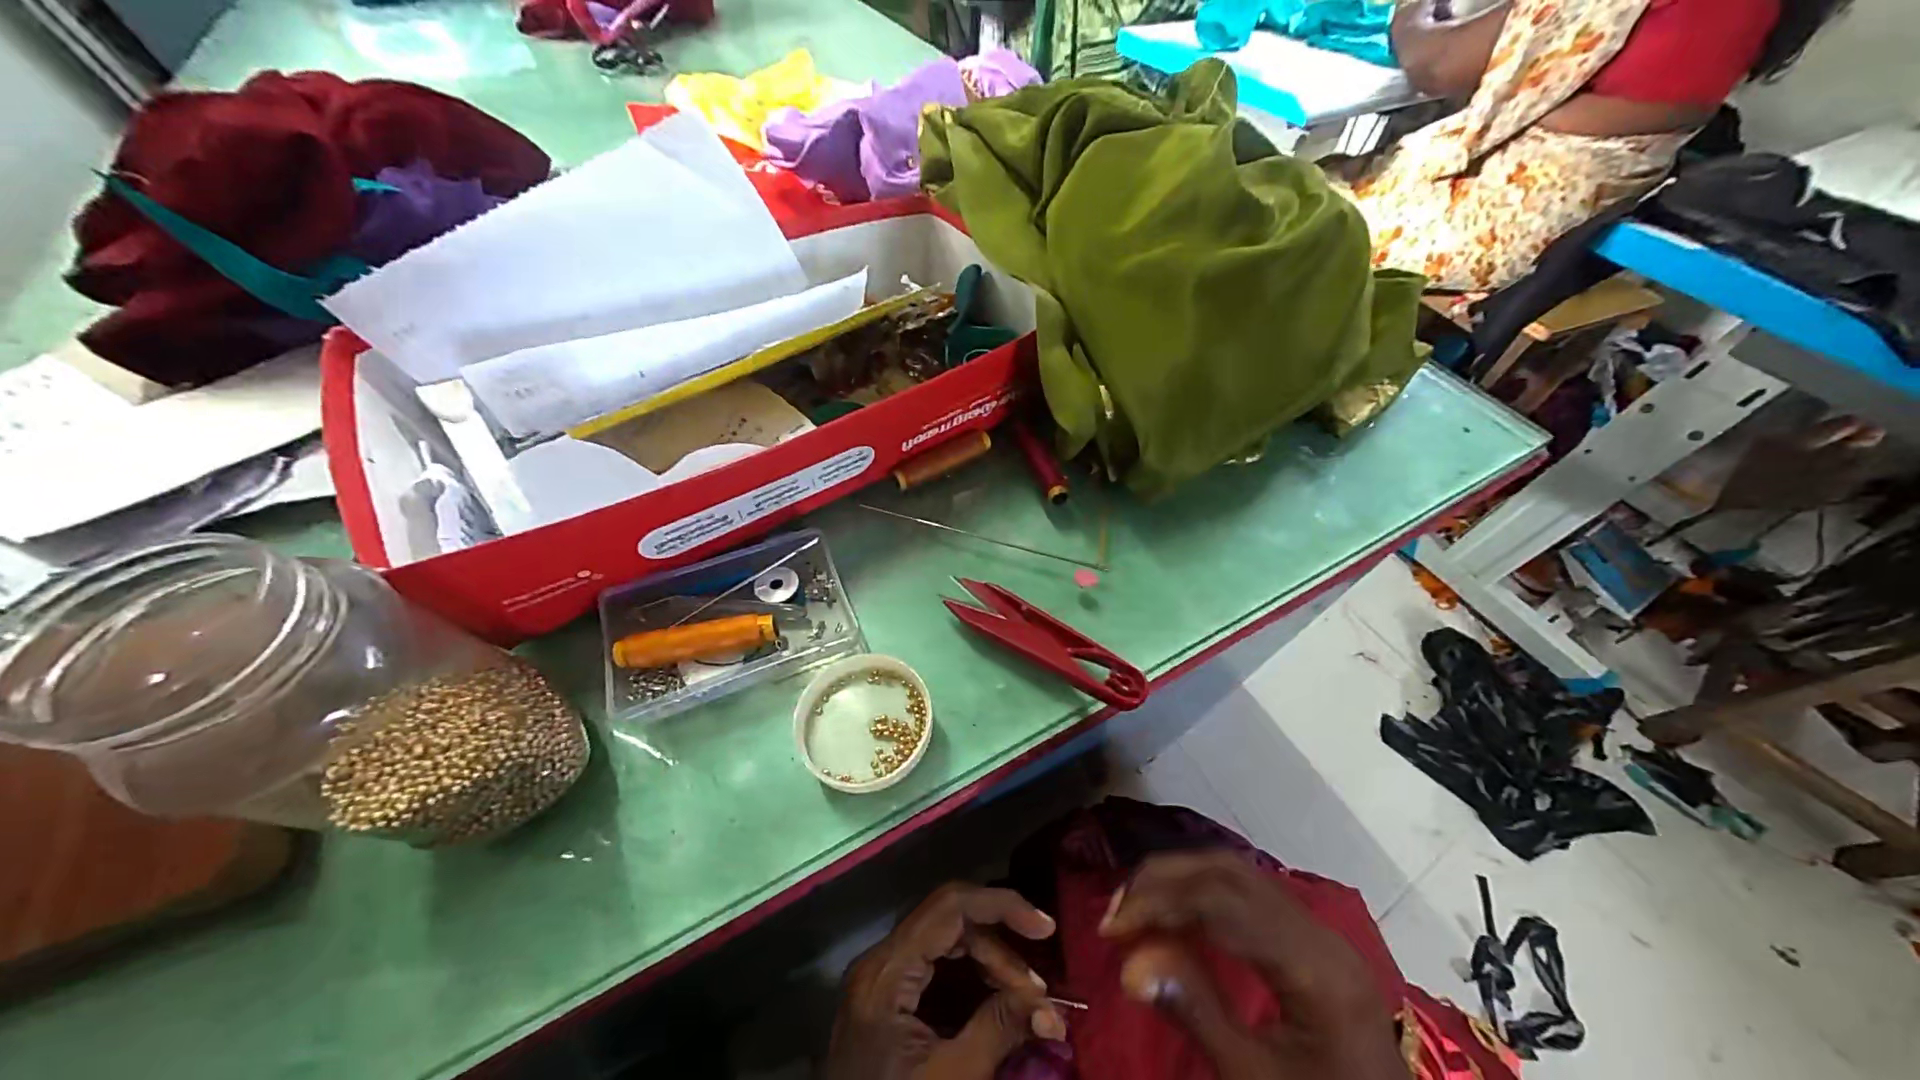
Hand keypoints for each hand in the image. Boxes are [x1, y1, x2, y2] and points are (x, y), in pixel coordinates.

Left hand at [824, 884, 1066, 1079]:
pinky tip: (997, 999)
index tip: (1044, 929)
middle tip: (1037, 990)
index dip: (1001, 906)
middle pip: (949, 921)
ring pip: (945, 940)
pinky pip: (935, 964)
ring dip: (990, 962)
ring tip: (1026, 999)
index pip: (949, 907)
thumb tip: (1051, 1007)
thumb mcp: (952, 1076)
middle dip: (999, 947)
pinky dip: (970, 975)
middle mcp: (879, 960)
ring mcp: (880, 976)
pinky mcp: (886, 995)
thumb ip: (999, 1030)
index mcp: (887, 971)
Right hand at [1099, 852, 1408, 1079]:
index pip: (1222, 902)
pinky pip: (1251, 896)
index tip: (1111, 929)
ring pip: (1239, 875)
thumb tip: (1130, 963)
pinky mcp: (1314, 941)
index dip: (1158, 902)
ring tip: (1137, 909)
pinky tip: (1176, 918)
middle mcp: (1322, 935)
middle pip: (1229, 874)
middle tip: (1117, 912)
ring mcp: (1322, 934)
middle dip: (1164, 881)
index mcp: (1313, 969)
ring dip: (1182, 881)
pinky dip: (1204, 894)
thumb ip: (1194, 1011)